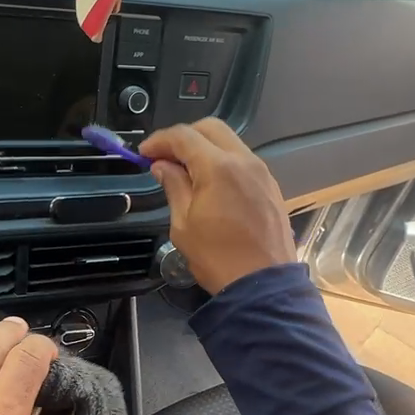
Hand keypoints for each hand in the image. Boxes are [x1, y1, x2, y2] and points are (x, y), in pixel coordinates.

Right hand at [141, 117, 296, 293]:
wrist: (262, 285)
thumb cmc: (217, 258)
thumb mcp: (183, 225)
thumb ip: (173, 187)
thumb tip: (163, 166)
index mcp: (218, 168)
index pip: (184, 137)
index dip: (159, 141)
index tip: (144, 153)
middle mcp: (244, 161)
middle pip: (211, 128)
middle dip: (184, 137)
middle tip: (164, 157)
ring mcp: (261, 173)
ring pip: (230, 143)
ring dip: (205, 149)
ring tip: (185, 171)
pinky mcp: (270, 187)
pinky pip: (243, 162)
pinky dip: (222, 162)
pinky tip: (209, 183)